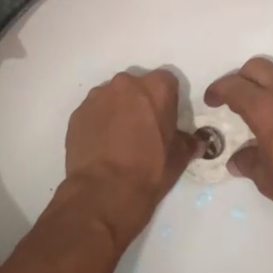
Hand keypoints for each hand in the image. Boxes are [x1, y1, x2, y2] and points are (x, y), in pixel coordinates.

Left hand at [56, 69, 196, 244]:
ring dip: (117, 111)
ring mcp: (96, 97)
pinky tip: (101, 147)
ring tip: (118, 141)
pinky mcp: (77, 114)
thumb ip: (188, 142)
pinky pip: (92, 113)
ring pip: (111, 98)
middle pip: (136, 87)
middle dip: (140, 102)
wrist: (105, 191)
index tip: (165, 120)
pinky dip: (98, 124)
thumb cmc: (149, 170)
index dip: (167, 100)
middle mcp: (125, 84)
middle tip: (142, 130)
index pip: (167, 81)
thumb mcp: (179, 158)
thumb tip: (195, 142)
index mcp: (155, 88)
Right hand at [204, 57, 272, 249]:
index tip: (212, 100)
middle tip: (235, 98)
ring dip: (269, 82)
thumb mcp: (269, 181)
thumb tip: (238, 160)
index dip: (218, 90)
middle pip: (258, 68)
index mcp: (267, 109)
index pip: (234, 87)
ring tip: (265, 106)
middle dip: (241, 78)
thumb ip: (250, 164)